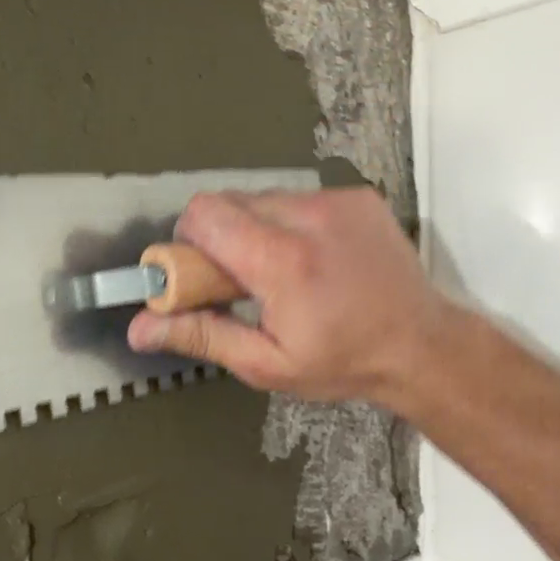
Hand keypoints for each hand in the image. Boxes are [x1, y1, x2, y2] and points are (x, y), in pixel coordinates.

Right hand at [127, 189, 451, 403]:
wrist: (421, 345)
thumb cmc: (342, 362)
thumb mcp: (267, 364)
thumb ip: (201, 336)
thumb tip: (138, 329)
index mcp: (282, 261)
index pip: (205, 215)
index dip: (187, 242)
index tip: (200, 276)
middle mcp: (308, 217)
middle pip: (230, 202)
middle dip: (220, 238)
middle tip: (240, 282)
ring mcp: (337, 201)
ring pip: (264, 197)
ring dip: (256, 229)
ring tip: (282, 272)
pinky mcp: (357, 197)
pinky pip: (300, 197)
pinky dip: (291, 223)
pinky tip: (314, 259)